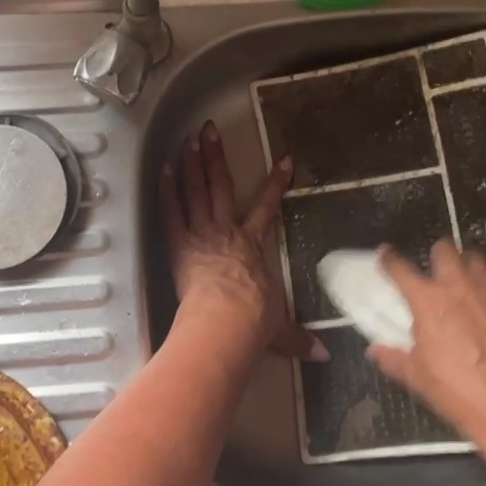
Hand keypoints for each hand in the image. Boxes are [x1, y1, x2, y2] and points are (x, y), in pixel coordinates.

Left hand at [159, 122, 324, 360]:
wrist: (227, 323)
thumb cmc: (254, 321)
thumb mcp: (279, 329)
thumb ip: (298, 338)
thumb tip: (323, 356)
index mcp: (253, 244)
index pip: (268, 207)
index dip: (276, 183)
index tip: (284, 160)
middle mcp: (227, 230)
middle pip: (222, 185)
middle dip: (216, 156)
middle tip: (209, 129)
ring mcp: (202, 234)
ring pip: (196, 190)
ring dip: (191, 162)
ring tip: (187, 137)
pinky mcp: (178, 244)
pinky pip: (170, 211)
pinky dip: (167, 189)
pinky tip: (163, 167)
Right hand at [368, 241, 485, 439]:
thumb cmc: (457, 391)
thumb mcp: (417, 377)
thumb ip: (393, 358)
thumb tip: (375, 350)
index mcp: (427, 299)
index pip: (400, 268)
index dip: (389, 259)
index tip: (386, 255)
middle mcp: (459, 284)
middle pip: (445, 248)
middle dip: (439, 256)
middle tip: (438, 272)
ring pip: (477, 261)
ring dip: (469, 269)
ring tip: (469, 288)